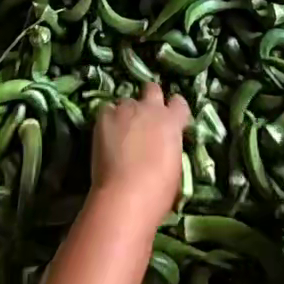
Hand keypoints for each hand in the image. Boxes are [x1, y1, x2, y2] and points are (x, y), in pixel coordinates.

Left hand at [90, 82, 190, 217]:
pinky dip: (108, 119)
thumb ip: (170, 145)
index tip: (170, 119)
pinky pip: (107, 109)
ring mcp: (126, 109)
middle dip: (149, 98)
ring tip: (121, 131)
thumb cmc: (158, 190)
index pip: (179, 103)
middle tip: (144, 117)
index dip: (174, 110)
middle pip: (152, 89)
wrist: (126, 195)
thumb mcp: (175, 165)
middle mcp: (150, 108)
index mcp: (172, 121)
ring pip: (127, 101)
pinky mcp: (104, 115)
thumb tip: (163, 144)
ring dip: (126, 113)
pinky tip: (106, 134)